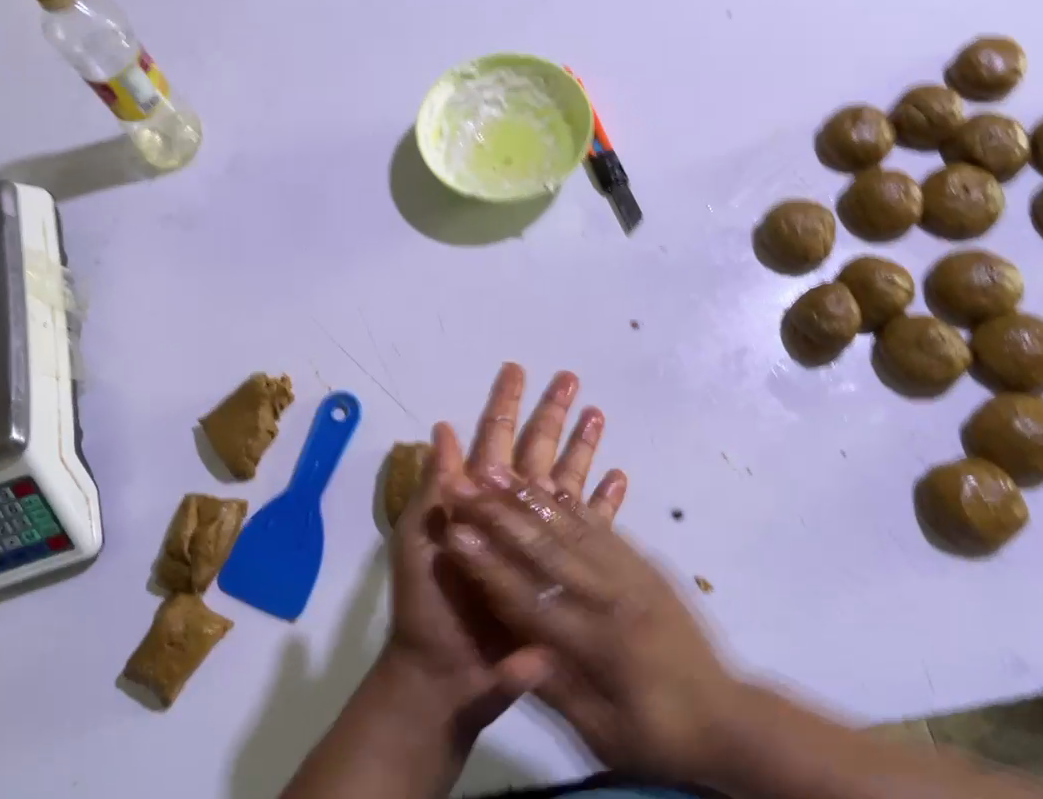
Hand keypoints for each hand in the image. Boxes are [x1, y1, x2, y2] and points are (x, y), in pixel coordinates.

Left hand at [383, 363, 627, 730]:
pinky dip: (603, 503)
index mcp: (473, 499)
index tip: (518, 369)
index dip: (505, 404)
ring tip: (600, 414)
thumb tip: (442, 427)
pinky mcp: (557, 570)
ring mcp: (534, 539)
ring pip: (564, 481)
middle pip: (535, 451)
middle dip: (551, 414)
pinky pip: (586, 529)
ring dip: (581, 448)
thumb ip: (436, 486)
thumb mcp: (421, 539)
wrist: (448, 674)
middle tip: (570, 378)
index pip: (494, 439)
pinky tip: (621, 478)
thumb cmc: (428, 604)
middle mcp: (507, 511)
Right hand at [441, 470, 738, 782]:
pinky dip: (572, 503)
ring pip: (574, 528)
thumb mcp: (604, 734)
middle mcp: (616, 600)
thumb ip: (557, 689)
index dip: (489, 566)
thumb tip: (509, 651)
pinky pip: (604, 528)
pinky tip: (550, 484)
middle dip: (501, 515)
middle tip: (464, 485)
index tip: (454, 535)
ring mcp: (635, 577)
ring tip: (498, 471)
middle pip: (548, 550)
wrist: (730, 718)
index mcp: (601, 646)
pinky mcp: (648, 566)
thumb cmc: (659, 736)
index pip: (532, 599)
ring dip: (531, 497)